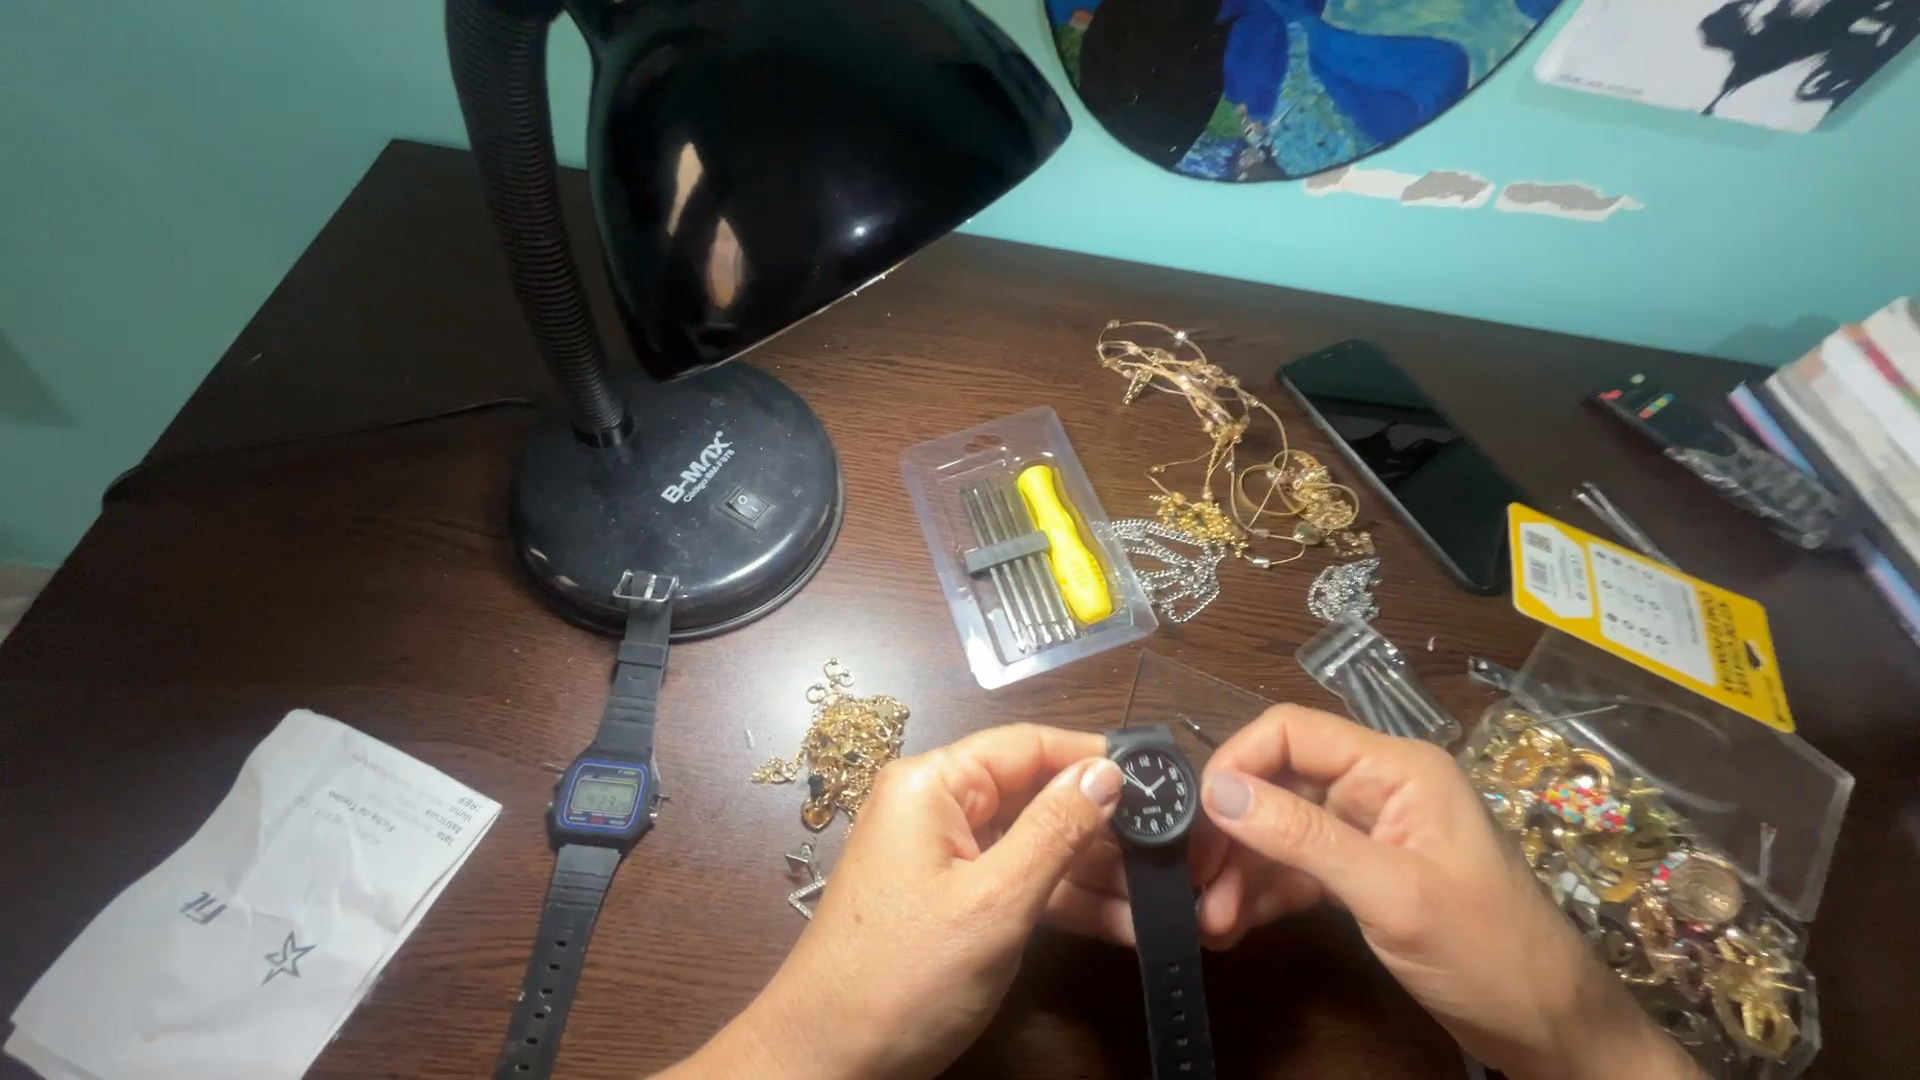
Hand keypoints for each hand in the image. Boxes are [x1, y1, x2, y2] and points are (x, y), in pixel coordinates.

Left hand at [662, 725, 1123, 1079]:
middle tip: (1168, 845)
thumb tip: (1108, 773)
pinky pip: (1017, 879)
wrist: (826, 1064)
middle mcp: (937, 804)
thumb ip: (1055, 832)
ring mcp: (945, 852)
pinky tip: (1122, 921)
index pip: (1025, 745)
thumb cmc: (901, 977)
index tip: (1154, 774)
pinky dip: (1063, 899)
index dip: (1090, 756)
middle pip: (1033, 793)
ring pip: (1032, 841)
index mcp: (933, 782)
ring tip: (1161, 893)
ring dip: (1091, 870)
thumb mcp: (994, 902)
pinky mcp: (953, 894)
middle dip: (1099, 823)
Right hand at [1197, 705, 1701, 1079]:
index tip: (1198, 813)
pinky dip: (1261, 891)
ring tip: (1210, 919)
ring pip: (1277, 828)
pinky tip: (1233, 922)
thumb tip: (1216, 791)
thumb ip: (1302, 837)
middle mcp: (1373, 786)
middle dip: (1232, 830)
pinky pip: (1293, 865)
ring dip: (1240, 870)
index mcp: (1393, 769)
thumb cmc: (1490, 956)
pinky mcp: (1359, 869)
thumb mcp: (1391, 895)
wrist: (1559, 1039)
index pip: (1292, 731)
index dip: (1237, 761)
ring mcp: (1365, 829)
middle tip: (1196, 878)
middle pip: (1276, 782)